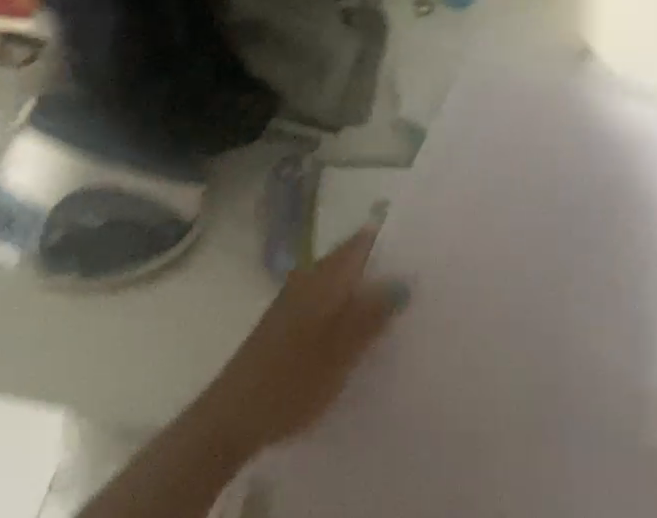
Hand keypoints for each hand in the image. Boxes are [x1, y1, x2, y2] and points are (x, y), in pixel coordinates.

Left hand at [193, 227, 407, 457]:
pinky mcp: (291, 325)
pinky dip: (350, 308)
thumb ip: (372, 313)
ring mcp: (297, 301)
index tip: (423, 246)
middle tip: (422, 278)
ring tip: (404, 304)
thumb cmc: (291, 380)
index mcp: (323, 278)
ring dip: (368, 288)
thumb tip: (404, 279)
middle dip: (384, 264)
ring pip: (342, 282)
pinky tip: (368, 330)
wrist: (234, 417)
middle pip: (352, 259)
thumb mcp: (341, 350)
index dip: (391, 239)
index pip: (362, 241)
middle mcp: (309, 279)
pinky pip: (330, 302)